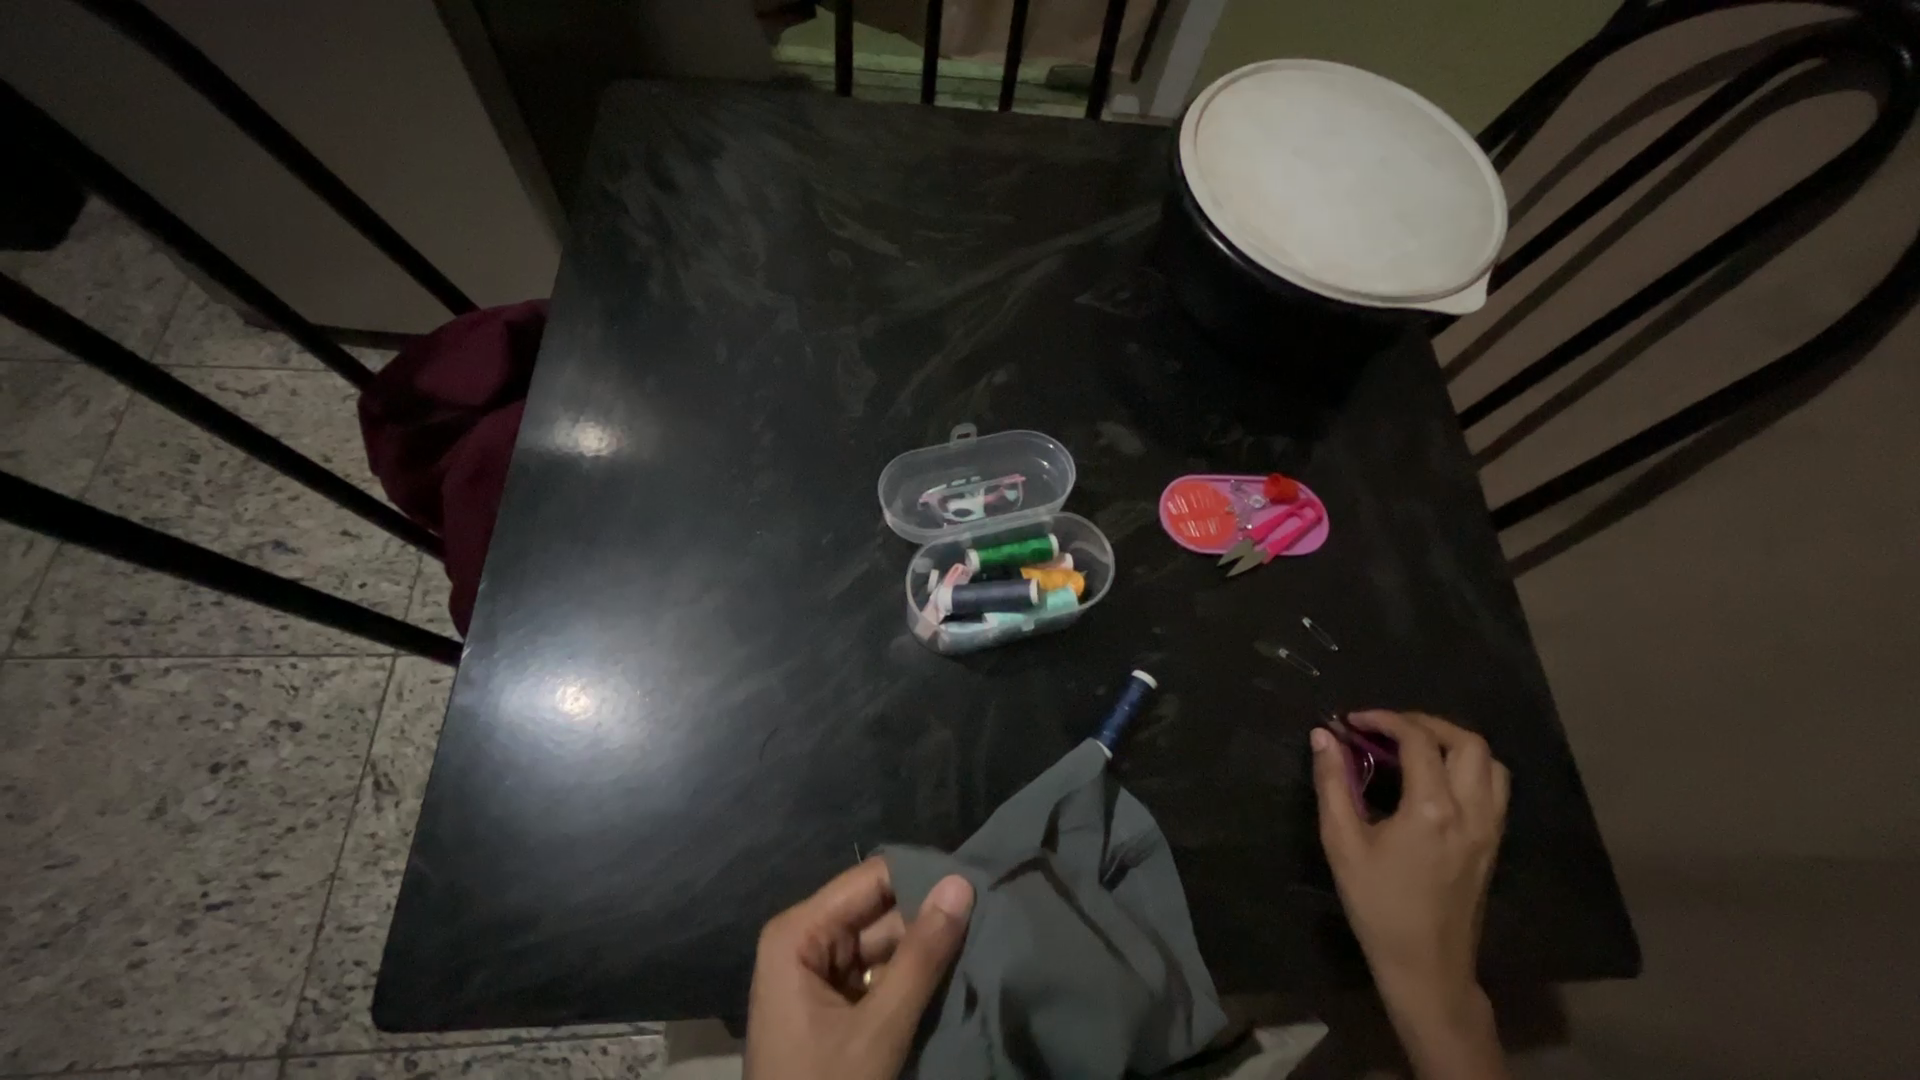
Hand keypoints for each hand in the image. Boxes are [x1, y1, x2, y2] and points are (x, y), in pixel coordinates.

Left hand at [744, 858, 974, 1079]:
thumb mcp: (877, 1031)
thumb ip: (921, 957)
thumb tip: (961, 884)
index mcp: (799, 932)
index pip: (872, 880)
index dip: (922, 878)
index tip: (976, 885)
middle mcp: (805, 940)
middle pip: (879, 911)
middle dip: (929, 917)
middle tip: (989, 915)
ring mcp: (817, 973)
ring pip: (884, 943)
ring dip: (927, 950)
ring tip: (982, 941)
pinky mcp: (832, 1004)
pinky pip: (879, 974)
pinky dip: (913, 978)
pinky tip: (954, 974)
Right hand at [1311, 710, 1509, 1079]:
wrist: (1425, 964)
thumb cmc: (1377, 903)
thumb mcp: (1342, 841)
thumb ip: (1332, 783)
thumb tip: (1324, 737)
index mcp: (1432, 808)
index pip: (1418, 740)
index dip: (1384, 720)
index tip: (1351, 722)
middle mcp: (1471, 810)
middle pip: (1467, 741)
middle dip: (1425, 723)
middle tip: (1386, 728)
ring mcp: (1490, 828)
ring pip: (1490, 763)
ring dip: (1453, 743)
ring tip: (1413, 748)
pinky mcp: (1494, 843)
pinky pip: (1494, 787)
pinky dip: (1468, 767)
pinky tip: (1434, 780)